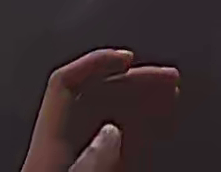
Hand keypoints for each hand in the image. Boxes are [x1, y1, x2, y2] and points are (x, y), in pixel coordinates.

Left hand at [20, 49, 180, 171]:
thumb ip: (90, 163)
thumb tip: (112, 129)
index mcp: (49, 147)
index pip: (66, 86)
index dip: (95, 63)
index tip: (128, 58)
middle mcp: (62, 151)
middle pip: (98, 99)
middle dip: (136, 82)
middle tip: (168, 77)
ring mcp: (77, 166)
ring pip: (112, 122)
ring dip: (143, 104)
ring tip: (171, 95)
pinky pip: (119, 151)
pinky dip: (141, 134)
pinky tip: (159, 128)